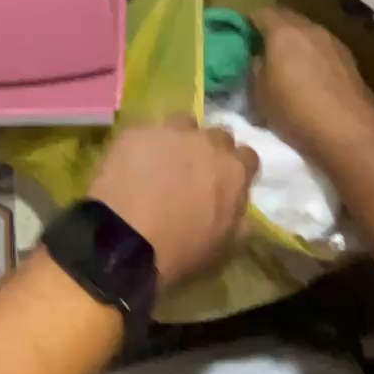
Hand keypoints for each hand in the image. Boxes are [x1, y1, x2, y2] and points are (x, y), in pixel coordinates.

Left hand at [87, 116, 257, 288]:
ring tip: (162, 158)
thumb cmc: (181, 250)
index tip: (224, 179)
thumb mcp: (224, 248)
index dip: (236, 167)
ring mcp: (170, 131)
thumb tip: (241, 213)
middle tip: (193, 169)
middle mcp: (207, 142)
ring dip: (178, 137)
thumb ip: (239, 222)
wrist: (126, 238)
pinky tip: (133, 160)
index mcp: (234, 171)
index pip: (247, 157)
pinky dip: (144, 142)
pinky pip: (146, 130)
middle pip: (217, 135)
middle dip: (209, 149)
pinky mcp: (137, 130)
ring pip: (182, 123)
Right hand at [250, 7, 373, 156]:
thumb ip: (253, 67)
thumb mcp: (258, 92)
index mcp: (284, 31)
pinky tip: (308, 77)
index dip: (247, 22)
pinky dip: (311, 55)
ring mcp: (333, 43)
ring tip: (284, 65)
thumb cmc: (295, 110)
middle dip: (271, 30)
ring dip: (294, 43)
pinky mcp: (349, 60)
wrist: (349, 132)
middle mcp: (310, 29)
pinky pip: (321, 49)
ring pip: (306, 33)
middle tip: (259, 50)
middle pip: (286, 19)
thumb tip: (256, 57)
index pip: (260, 12)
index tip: (239, 38)